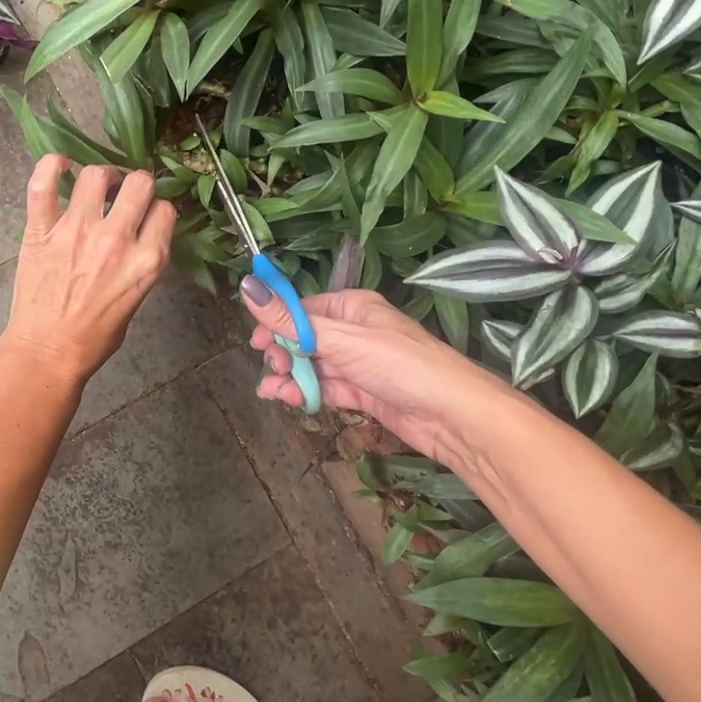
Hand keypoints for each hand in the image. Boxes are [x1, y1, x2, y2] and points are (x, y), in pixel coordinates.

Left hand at [0, 155, 176, 383]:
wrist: (48, 352)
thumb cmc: (94, 336)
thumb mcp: (138, 299)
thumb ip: (143, 262)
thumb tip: (141, 232)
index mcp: (146, 260)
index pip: (165, 210)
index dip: (157, 208)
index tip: (147, 213)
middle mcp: (115, 239)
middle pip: (140, 183)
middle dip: (136, 184)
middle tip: (124, 195)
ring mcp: (76, 230)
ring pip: (97, 175)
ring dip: (101, 175)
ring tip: (96, 186)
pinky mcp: (41, 230)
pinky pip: (43, 183)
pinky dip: (51, 165)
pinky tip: (60, 165)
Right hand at [242, 284, 522, 461]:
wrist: (454, 416)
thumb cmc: (399, 364)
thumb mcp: (338, 338)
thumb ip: (290, 319)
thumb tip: (246, 285)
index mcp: (352, 306)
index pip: (303, 309)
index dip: (276, 323)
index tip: (255, 342)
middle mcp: (355, 331)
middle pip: (305, 339)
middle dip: (283, 354)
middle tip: (272, 368)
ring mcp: (360, 364)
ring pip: (313, 367)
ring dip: (290, 378)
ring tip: (273, 392)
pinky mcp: (365, 393)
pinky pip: (327, 389)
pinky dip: (307, 394)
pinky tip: (290, 400)